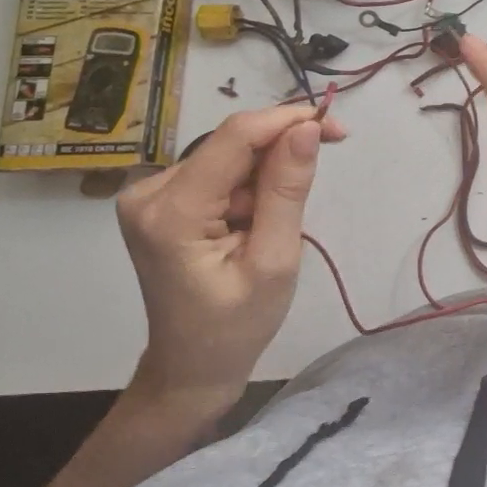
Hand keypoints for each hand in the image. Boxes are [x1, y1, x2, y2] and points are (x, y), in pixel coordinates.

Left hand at [114, 104, 343, 401]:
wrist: (192, 366)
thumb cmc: (238, 324)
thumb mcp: (275, 260)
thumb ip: (287, 190)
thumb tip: (307, 129)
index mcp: (172, 211)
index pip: (235, 136)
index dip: (289, 120)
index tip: (337, 128)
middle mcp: (149, 193)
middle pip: (232, 143)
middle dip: (285, 144)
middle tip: (334, 151)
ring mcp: (150, 197)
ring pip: (229, 155)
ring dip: (269, 171)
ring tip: (283, 218)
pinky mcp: (160, 203)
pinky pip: (219, 172)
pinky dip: (252, 184)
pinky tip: (262, 217)